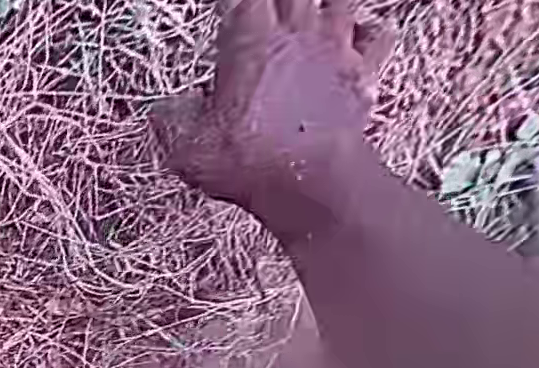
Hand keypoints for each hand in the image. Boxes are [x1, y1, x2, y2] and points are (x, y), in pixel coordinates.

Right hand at [154, 0, 393, 211]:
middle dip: (272, 3)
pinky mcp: (361, 73)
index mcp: (252, 44)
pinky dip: (364, 31)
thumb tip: (163, 109)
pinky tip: (352, 39)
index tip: (224, 12)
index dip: (231, 6)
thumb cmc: (249, 160)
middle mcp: (298, 35)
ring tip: (300, 17)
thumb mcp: (188, 148)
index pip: (243, 1)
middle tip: (257, 14)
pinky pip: (375, 34)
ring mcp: (335, 49)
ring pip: (336, 1)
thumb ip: (173, 120)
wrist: (307, 178)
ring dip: (317, 7)